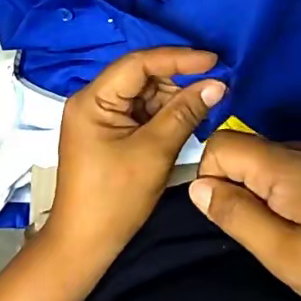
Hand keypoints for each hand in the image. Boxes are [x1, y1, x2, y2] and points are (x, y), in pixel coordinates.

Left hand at [47, 48, 226, 251]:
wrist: (85, 241)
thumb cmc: (115, 197)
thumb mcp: (154, 152)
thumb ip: (184, 113)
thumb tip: (216, 84)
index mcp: (92, 100)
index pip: (137, 64)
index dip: (177, 58)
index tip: (214, 60)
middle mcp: (90, 101)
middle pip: (139, 77)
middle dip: (177, 81)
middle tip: (214, 90)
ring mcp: (97, 117)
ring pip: (142, 95)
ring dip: (172, 100)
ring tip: (203, 109)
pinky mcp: (106, 133)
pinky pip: (138, 113)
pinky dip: (163, 116)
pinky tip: (186, 121)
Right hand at [188, 132, 300, 300]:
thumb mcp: (286, 256)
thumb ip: (237, 216)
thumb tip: (196, 186)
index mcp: (289, 165)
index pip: (220, 144)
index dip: (209, 178)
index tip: (230, 219)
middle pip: (242, 149)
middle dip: (233, 188)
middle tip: (259, 235)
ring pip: (263, 161)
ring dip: (257, 194)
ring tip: (284, 237)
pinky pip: (287, 170)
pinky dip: (279, 195)